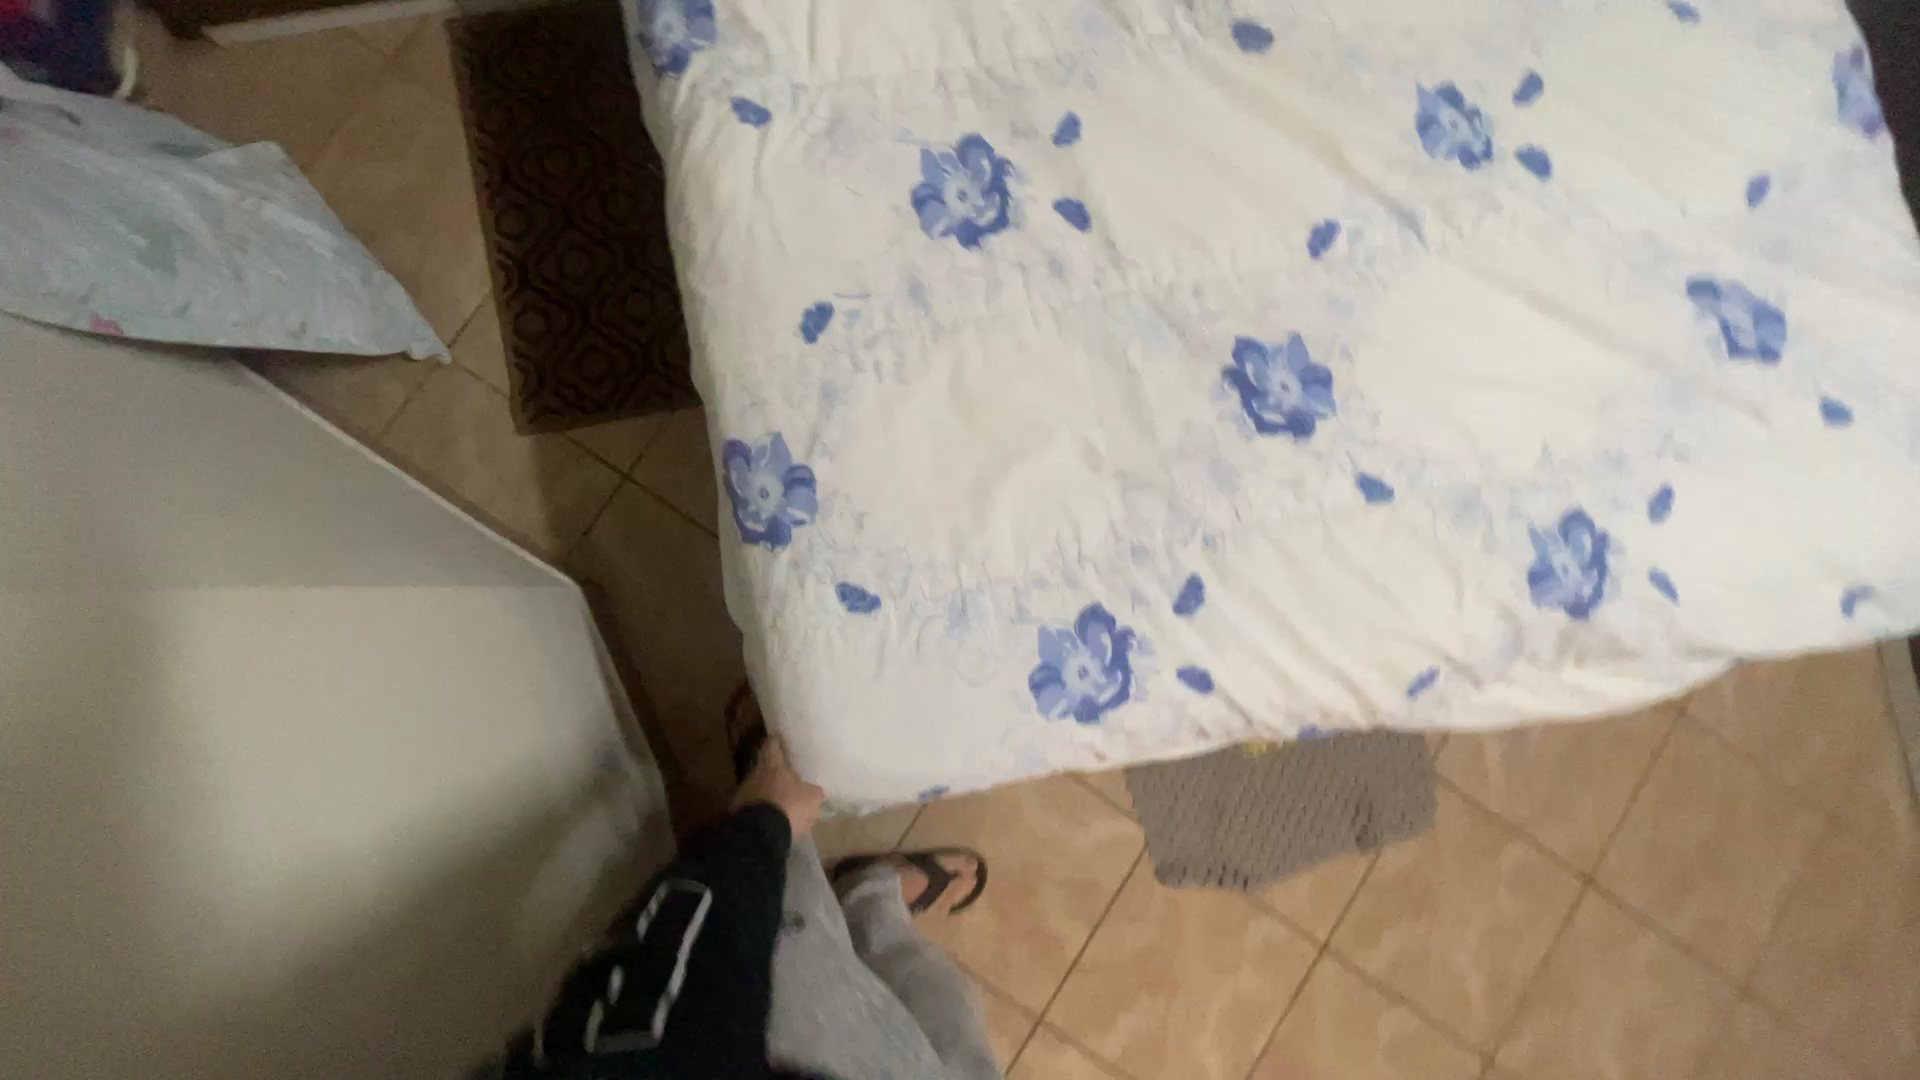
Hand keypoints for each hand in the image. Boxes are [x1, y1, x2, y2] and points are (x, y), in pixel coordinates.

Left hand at [732, 736, 823, 838]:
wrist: (758, 835)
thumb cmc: (788, 807)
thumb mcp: (811, 799)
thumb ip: (812, 791)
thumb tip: (812, 789)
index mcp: (773, 765)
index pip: (772, 745)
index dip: (777, 742)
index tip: (781, 740)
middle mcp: (755, 774)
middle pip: (763, 766)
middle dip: (773, 770)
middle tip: (785, 773)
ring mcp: (743, 794)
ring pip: (757, 787)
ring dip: (766, 791)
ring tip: (779, 799)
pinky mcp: (737, 813)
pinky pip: (752, 806)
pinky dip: (761, 809)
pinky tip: (771, 817)